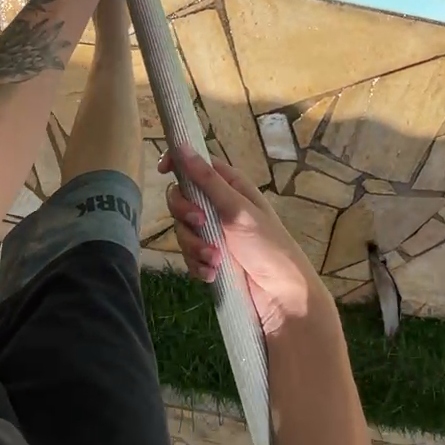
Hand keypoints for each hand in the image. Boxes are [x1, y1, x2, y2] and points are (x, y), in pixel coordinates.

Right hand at [161, 150, 325, 335]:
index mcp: (229, 185)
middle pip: (181, 197)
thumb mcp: (238, 210)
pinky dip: (197, 264)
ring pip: (182, 229)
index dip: (177, 163)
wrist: (282, 298)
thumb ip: (207, 180)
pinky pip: (188, 254)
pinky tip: (212, 274)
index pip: (196, 164)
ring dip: (195, 246)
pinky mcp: (209, 256)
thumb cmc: (268, 246)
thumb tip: (181, 146)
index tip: (162, 170)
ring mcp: (213, 232)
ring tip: (215, 260)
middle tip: (200, 223)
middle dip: (185, 213)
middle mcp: (219, 205)